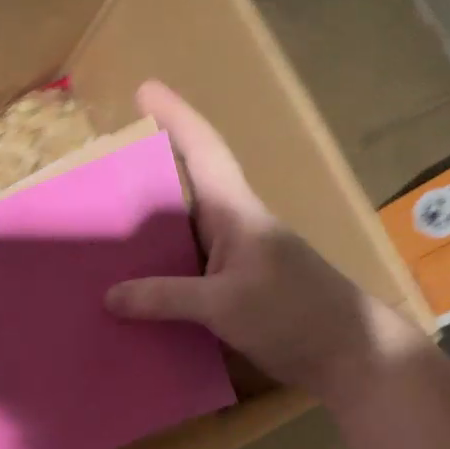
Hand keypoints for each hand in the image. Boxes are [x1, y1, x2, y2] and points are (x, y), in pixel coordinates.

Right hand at [104, 81, 423, 404]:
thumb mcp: (225, 303)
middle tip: (102, 174)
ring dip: (146, 233)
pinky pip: (183, 274)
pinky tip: (128, 294)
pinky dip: (155, 276)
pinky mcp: (233, 294)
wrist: (349, 356)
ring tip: (101, 234)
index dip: (176, 119)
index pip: (204, 153)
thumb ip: (166, 297)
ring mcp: (234, 263)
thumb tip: (109, 296)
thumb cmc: (295, 314)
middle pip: (186, 190)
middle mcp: (234, 230)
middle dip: (148, 176)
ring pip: (181, 236)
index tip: (144, 91)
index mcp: (238, 214)